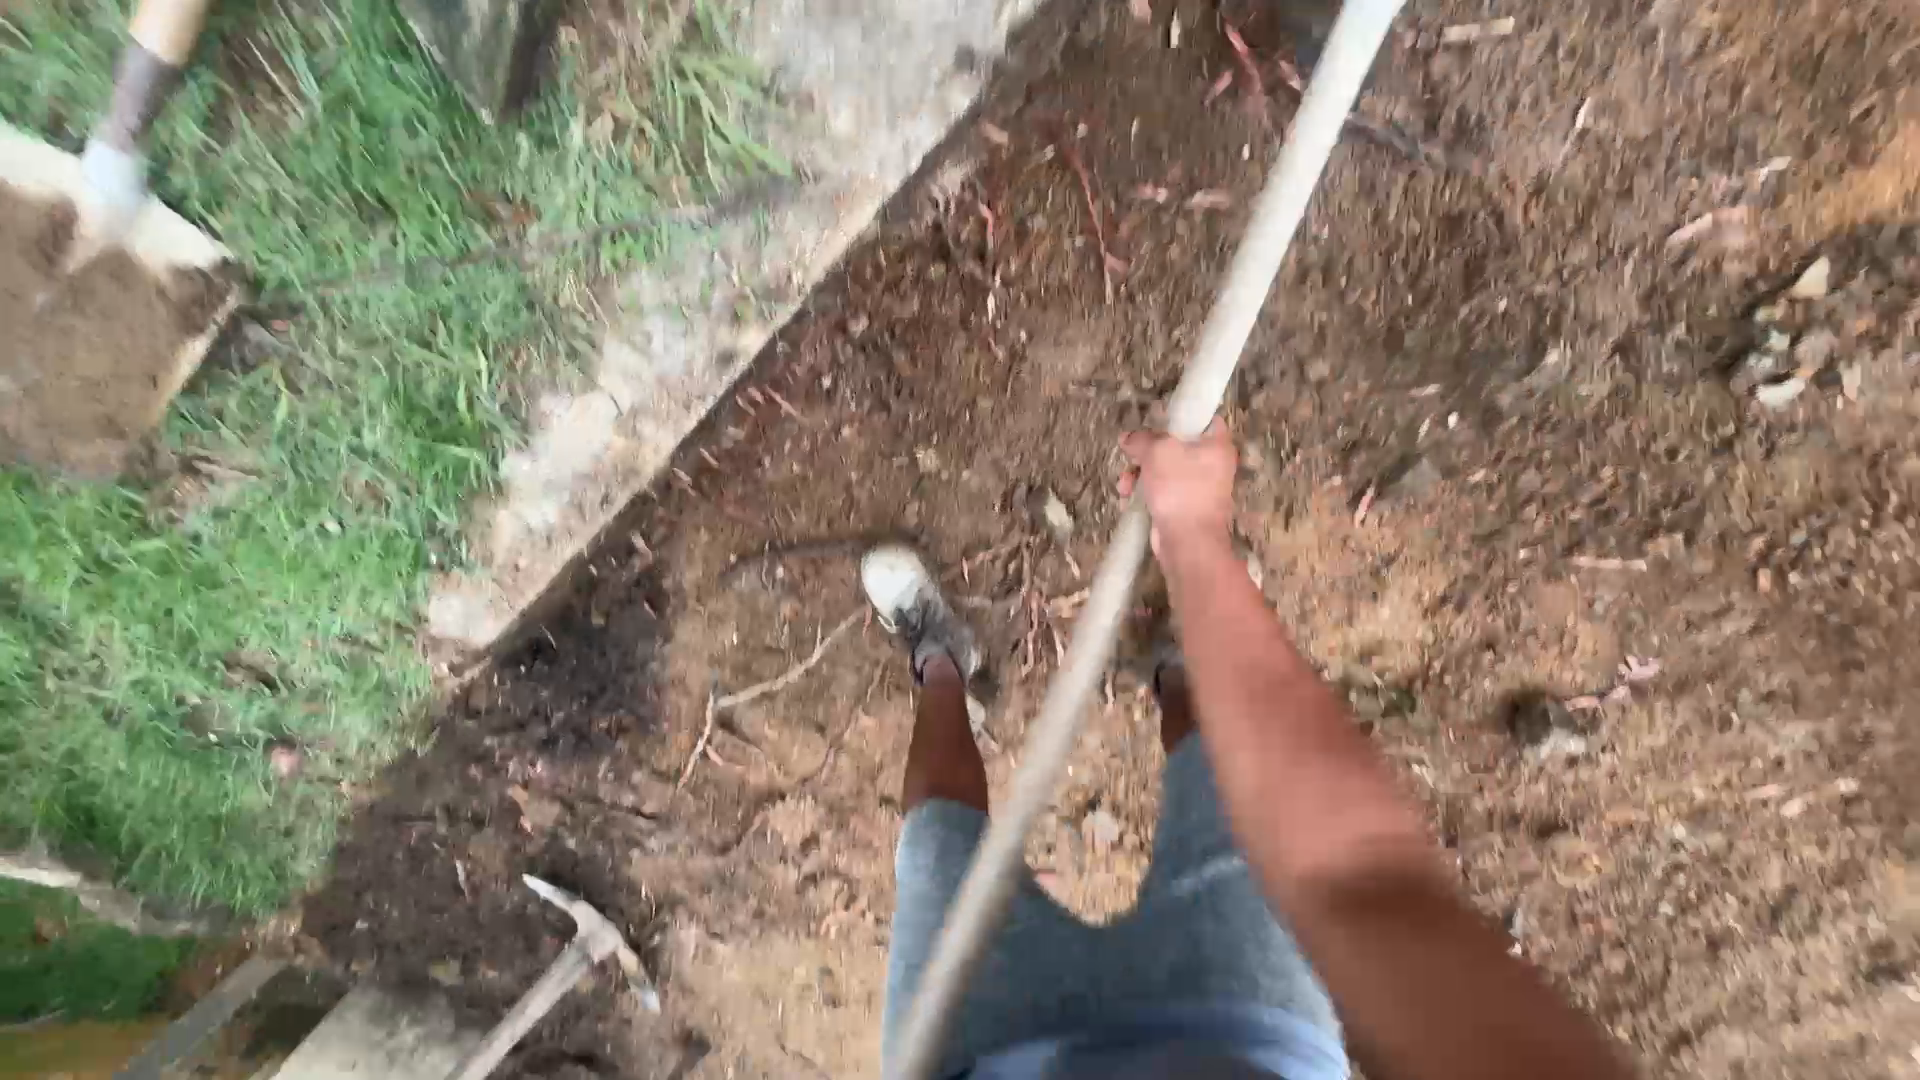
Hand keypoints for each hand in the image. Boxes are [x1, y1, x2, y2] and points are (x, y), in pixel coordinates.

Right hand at [1117, 420, 1236, 553]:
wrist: (1188, 541)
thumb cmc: (1180, 488)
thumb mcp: (1157, 452)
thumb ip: (1142, 439)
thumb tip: (1128, 438)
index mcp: (1216, 445)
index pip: (1204, 419)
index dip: (1181, 416)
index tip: (1157, 420)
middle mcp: (1211, 465)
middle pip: (1175, 446)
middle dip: (1146, 452)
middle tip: (1131, 455)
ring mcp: (1198, 489)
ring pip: (1163, 470)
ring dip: (1139, 475)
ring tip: (1126, 485)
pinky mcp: (1183, 508)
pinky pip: (1160, 492)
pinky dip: (1144, 493)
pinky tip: (1129, 498)